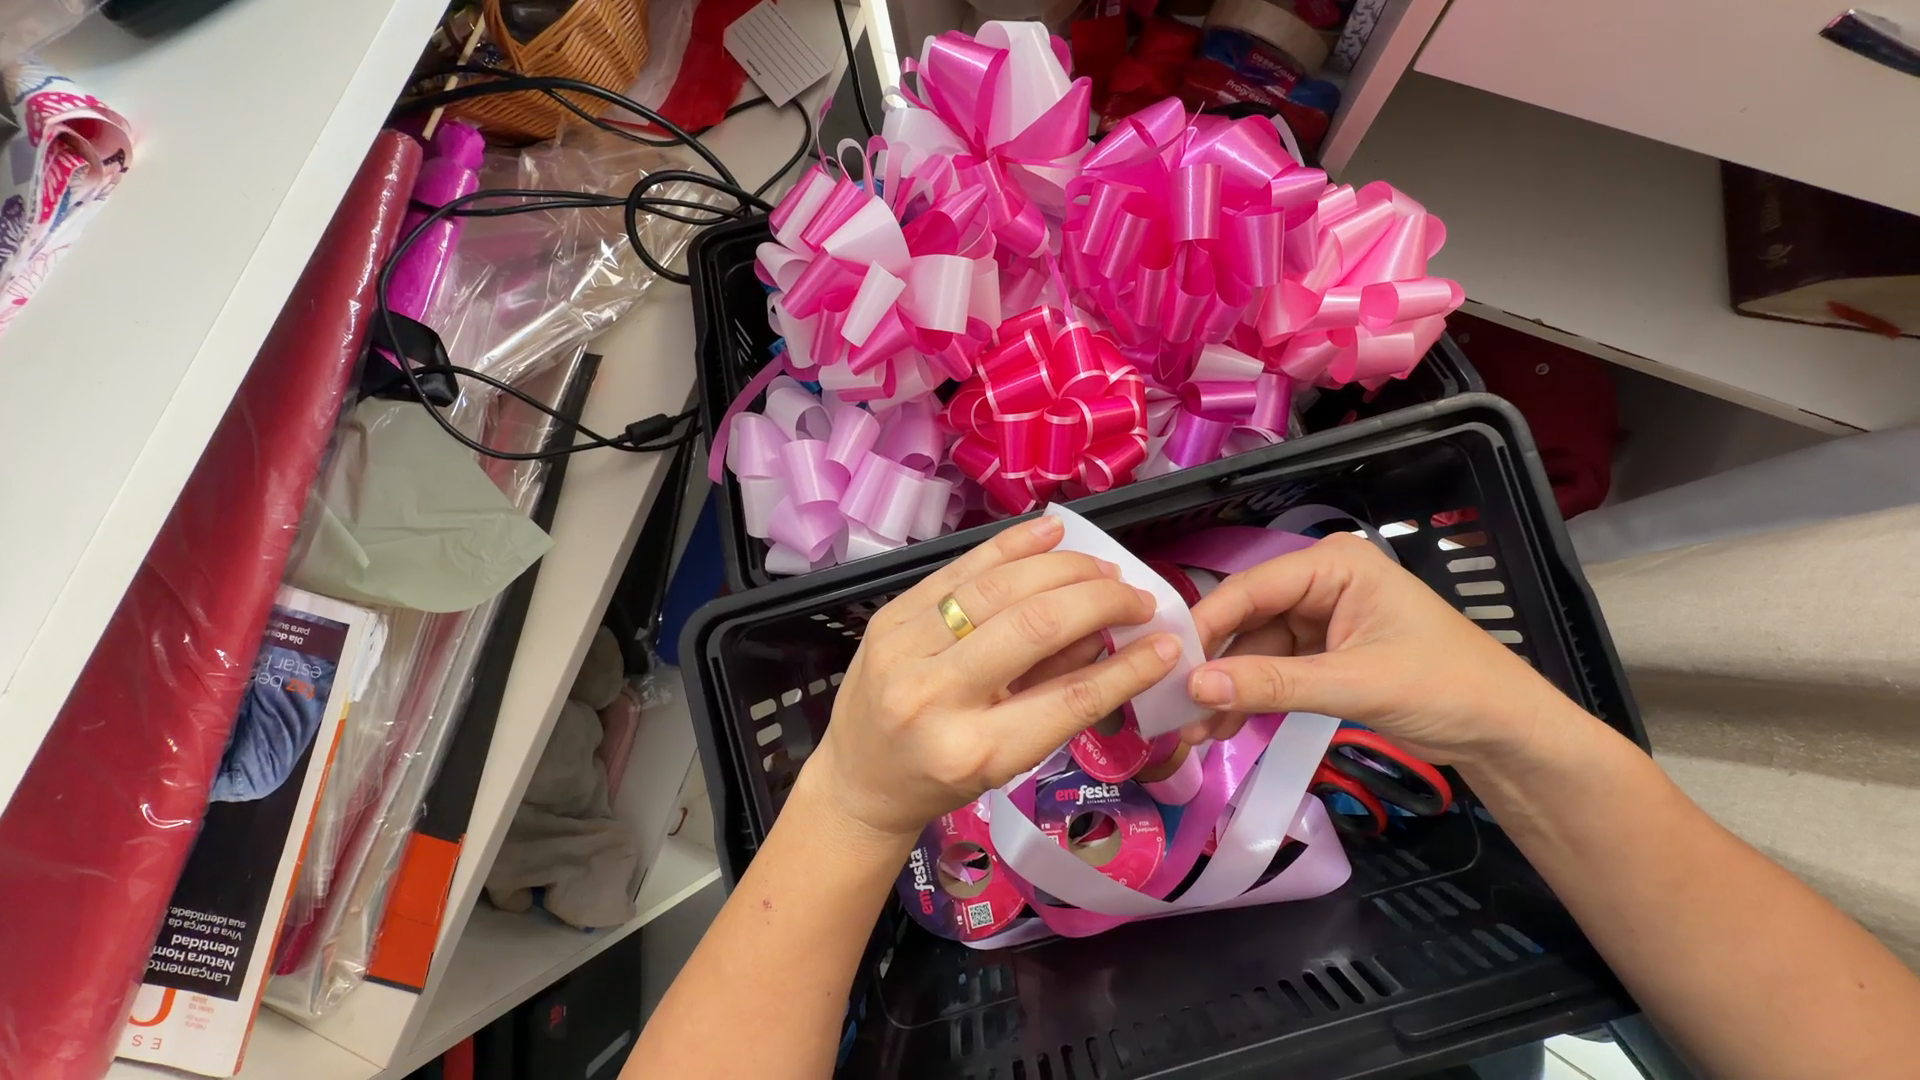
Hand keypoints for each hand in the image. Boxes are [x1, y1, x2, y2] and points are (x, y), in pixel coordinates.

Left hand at [804, 515, 1184, 840]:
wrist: (859, 779)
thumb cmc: (938, 782)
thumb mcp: (1005, 763)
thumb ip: (1058, 695)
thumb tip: (1109, 636)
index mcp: (972, 751)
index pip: (1068, 699)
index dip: (1127, 668)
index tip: (1167, 642)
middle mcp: (934, 697)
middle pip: (1033, 627)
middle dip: (1098, 602)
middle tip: (1137, 597)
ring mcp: (904, 648)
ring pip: (997, 588)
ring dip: (1062, 569)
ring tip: (1104, 567)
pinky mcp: (888, 617)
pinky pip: (958, 569)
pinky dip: (1010, 546)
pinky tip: (1052, 531)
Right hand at [1182, 532, 1567, 766]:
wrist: (1508, 735)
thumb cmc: (1447, 689)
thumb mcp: (1356, 684)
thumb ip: (1273, 683)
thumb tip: (1195, 685)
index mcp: (1334, 565)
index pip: (1251, 588)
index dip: (1208, 626)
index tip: (1170, 666)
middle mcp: (1320, 583)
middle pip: (1247, 619)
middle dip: (1215, 665)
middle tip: (1174, 706)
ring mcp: (1320, 618)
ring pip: (1254, 649)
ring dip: (1227, 688)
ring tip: (1194, 729)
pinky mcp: (1322, 651)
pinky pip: (1272, 669)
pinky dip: (1250, 697)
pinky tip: (1222, 725)